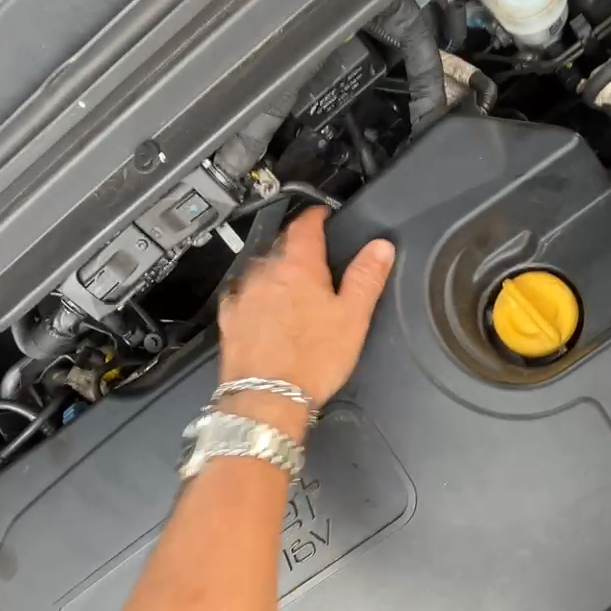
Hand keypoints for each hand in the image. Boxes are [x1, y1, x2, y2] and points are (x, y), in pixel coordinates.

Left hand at [217, 206, 394, 436]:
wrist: (267, 397)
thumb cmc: (311, 361)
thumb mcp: (353, 317)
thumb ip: (366, 277)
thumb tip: (380, 248)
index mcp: (299, 267)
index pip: (306, 225)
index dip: (316, 215)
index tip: (321, 214)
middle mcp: (266, 274)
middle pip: (282, 248)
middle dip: (298, 250)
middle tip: (316, 262)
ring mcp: (244, 296)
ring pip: (261, 272)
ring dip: (276, 274)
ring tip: (294, 292)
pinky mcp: (230, 320)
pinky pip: (243, 297)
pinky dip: (256, 298)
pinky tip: (266, 313)